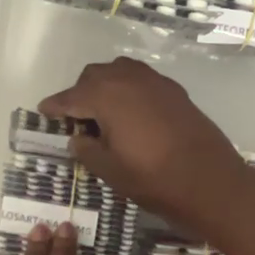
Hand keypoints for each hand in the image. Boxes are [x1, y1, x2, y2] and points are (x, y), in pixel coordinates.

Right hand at [40, 58, 254, 239]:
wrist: (211, 182)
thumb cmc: (154, 179)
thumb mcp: (111, 171)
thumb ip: (87, 150)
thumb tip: (78, 138)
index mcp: (107, 96)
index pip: (72, 97)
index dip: (56, 106)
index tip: (44, 111)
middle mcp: (129, 79)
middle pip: (95, 76)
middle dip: (81, 93)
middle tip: (76, 119)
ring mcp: (156, 82)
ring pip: (121, 73)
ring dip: (107, 87)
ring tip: (104, 115)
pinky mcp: (176, 92)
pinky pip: (142, 82)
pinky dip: (129, 91)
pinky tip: (131, 115)